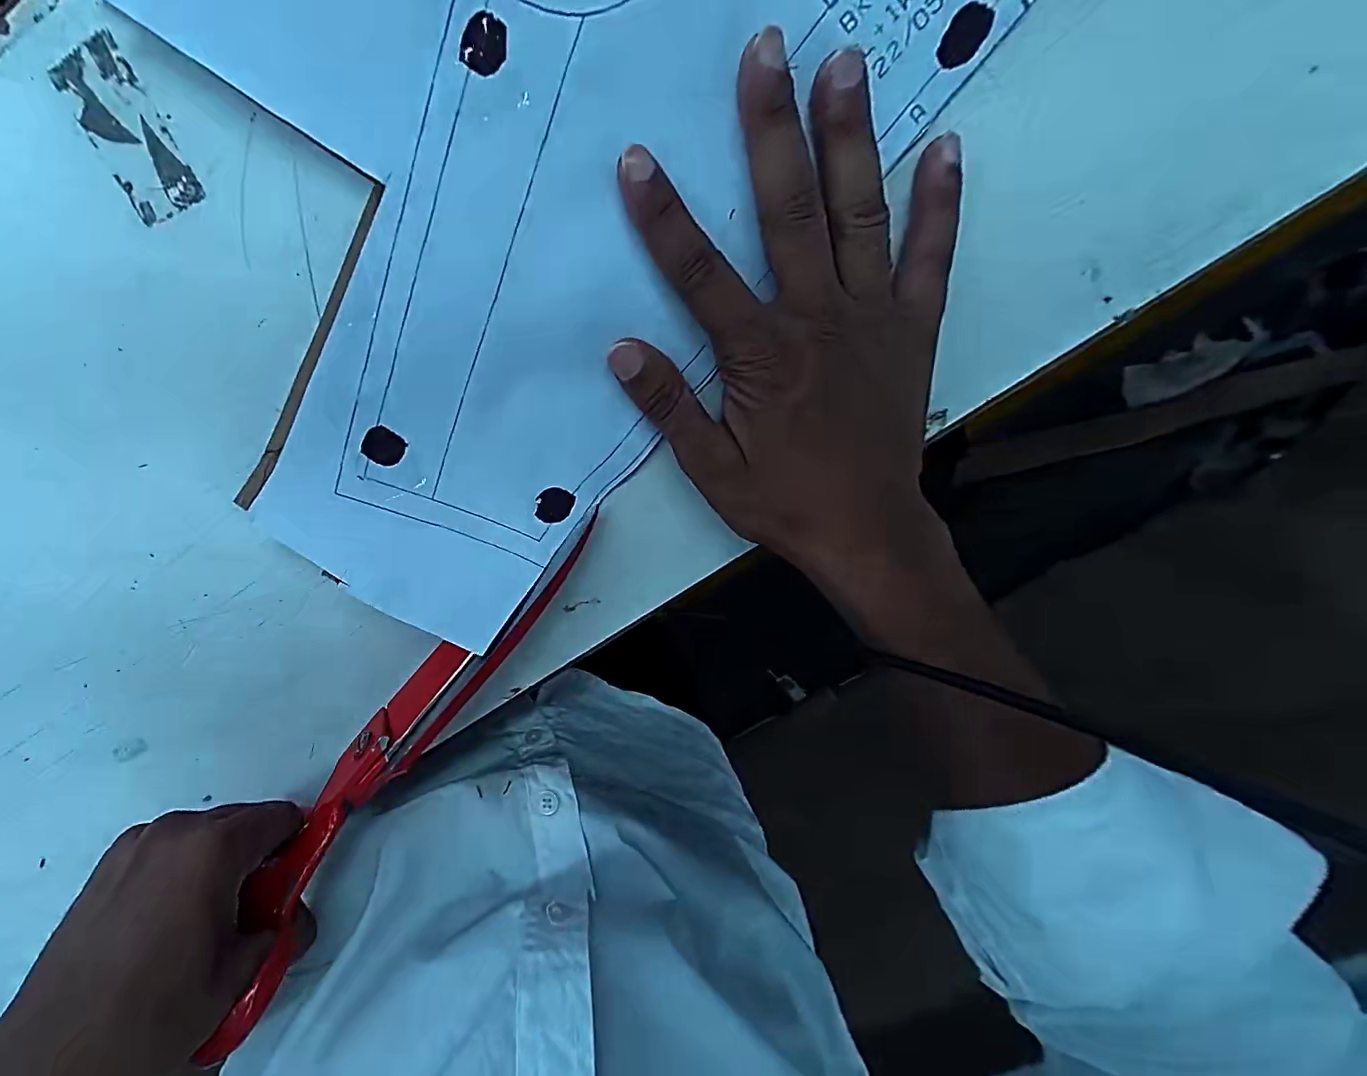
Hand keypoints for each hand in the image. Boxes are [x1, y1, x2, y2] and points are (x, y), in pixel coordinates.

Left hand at [0, 802, 313, 1075]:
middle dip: (258, 852)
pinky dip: (181, 869)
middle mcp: (173, 831)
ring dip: (218, 860)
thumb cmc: (153, 1014)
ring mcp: (133, 844)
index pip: (277, 818)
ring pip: (198, 835)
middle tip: (261, 904)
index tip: (301, 864)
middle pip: (237, 821)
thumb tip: (295, 919)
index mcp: (212, 848)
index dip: (298, 838)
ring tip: (212, 920)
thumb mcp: (238, 979)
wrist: (59, 1055)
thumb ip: (282, 934)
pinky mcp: (106, 865)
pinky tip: (172, 923)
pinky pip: (163, 850)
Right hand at [607, 26, 962, 590]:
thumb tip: (621, 347)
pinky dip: (940, 200)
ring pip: (858, 213)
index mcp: (759, 354)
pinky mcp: (913, 326)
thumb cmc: (778, 499)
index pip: (700, 273)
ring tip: (844, 63)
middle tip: (766, 53)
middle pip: (788, 212)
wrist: (867, 530)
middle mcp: (817, 318)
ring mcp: (873, 315)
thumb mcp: (707, 466)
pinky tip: (945, 144)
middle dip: (771, 130)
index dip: (665, 217)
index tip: (639, 162)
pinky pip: (930, 254)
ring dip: (851, 136)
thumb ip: (667, 404)